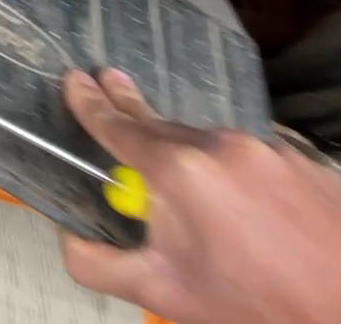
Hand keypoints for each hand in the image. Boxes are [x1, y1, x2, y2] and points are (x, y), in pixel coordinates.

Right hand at [59, 68, 340, 323]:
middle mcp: (223, 147)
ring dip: (193, 157)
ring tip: (201, 193)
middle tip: (112, 83)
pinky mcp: (314, 166)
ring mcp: (275, 153)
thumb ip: (94, 262)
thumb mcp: (165, 293)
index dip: (90, 102)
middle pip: (161, 126)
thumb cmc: (263, 307)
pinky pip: (256, 158)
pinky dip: (241, 173)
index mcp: (178, 169)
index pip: (116, 125)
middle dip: (135, 117)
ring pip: (210, 143)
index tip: (75, 79)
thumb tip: (66, 235)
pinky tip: (251, 205)